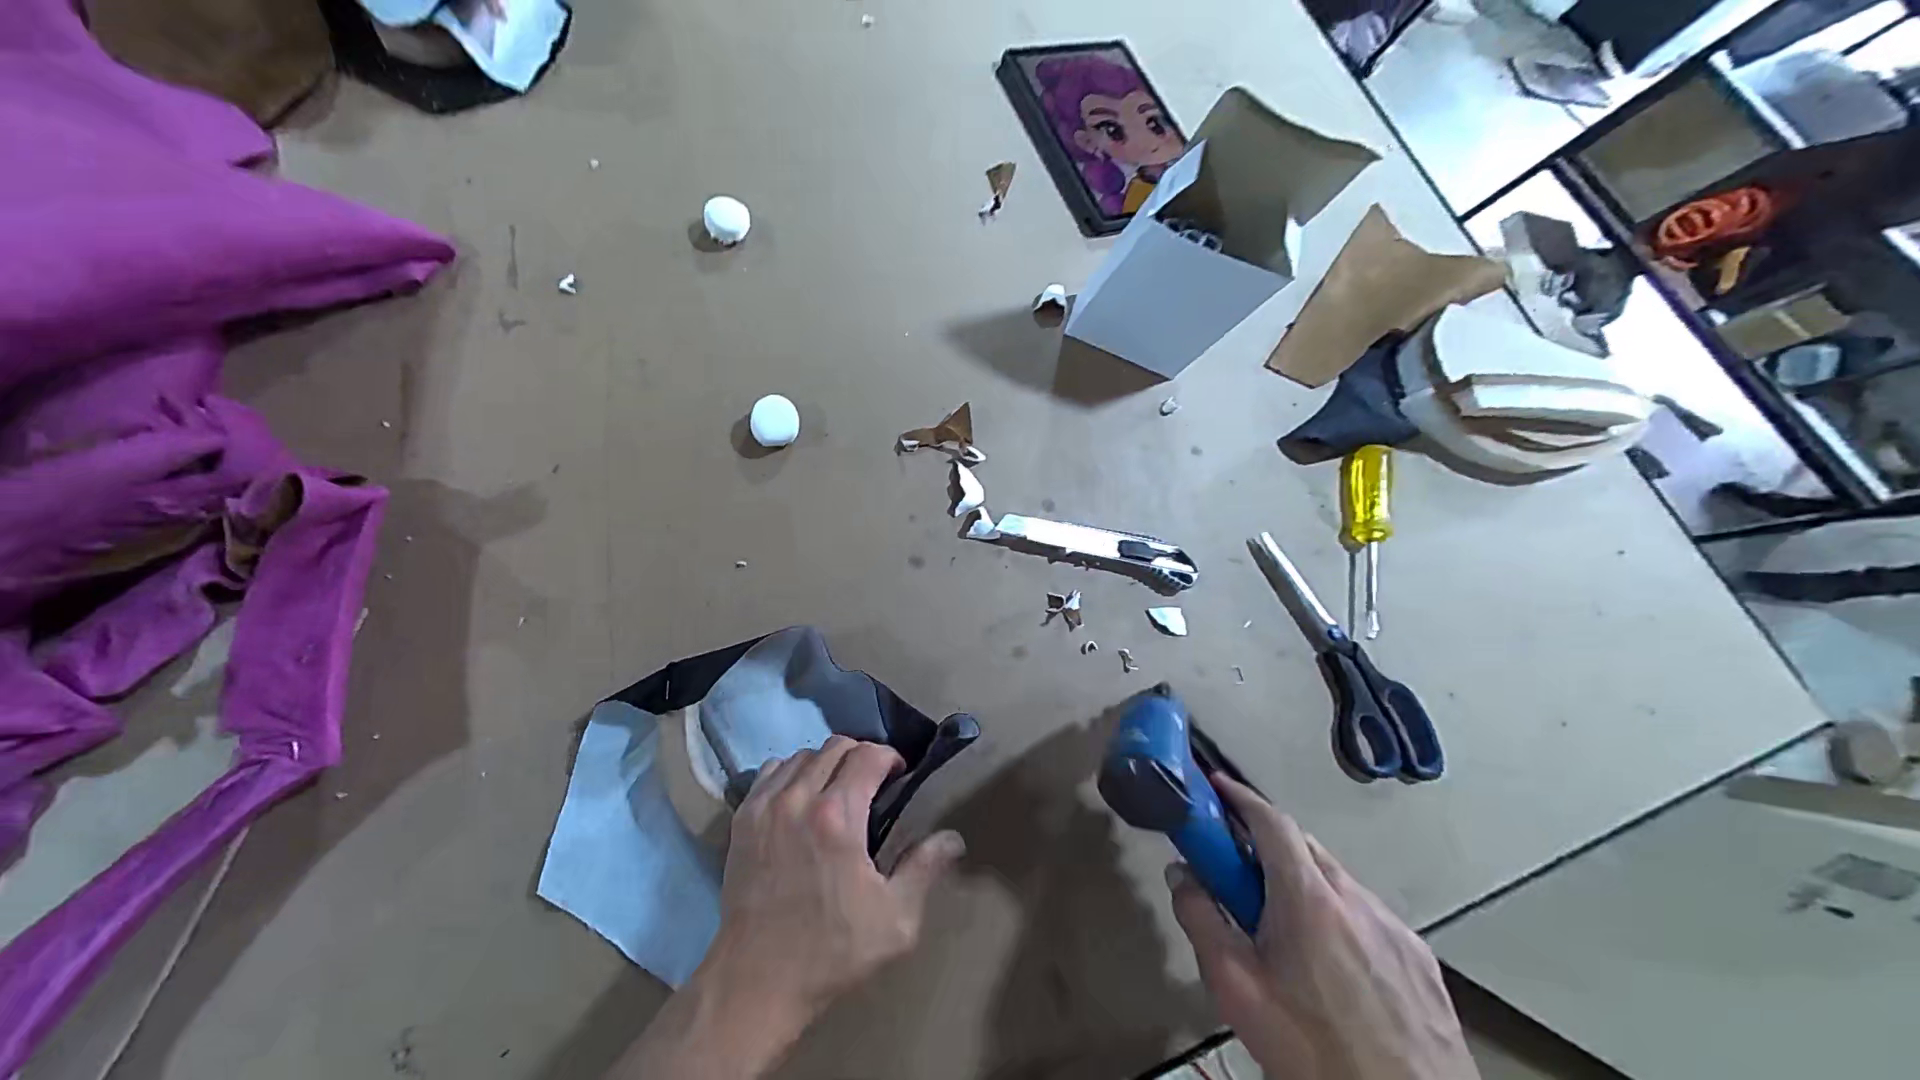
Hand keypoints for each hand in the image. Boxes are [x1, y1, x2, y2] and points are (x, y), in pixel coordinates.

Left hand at [612, 736, 963, 1079]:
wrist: (756, 981)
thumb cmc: (831, 951)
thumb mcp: (894, 920)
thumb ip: (925, 868)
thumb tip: (953, 838)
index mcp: (836, 816)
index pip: (868, 755)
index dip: (890, 758)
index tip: (899, 777)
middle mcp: (797, 798)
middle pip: (835, 746)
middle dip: (861, 756)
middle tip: (873, 783)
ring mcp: (764, 806)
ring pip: (802, 754)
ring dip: (826, 763)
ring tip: (836, 790)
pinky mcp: (741, 819)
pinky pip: (771, 771)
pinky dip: (791, 773)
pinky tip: (800, 799)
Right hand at [1167, 776, 1478, 1079]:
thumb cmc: (1311, 1047)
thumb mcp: (1235, 987)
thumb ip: (1200, 920)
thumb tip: (1181, 875)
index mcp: (1307, 897)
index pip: (1271, 821)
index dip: (1240, 797)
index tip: (1216, 786)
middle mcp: (1355, 897)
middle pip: (1304, 845)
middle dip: (1266, 840)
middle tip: (1235, 863)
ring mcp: (1394, 926)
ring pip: (1337, 880)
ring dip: (1301, 880)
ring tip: (1280, 923)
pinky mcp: (1420, 958)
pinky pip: (1367, 914)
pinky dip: (1338, 913)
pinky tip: (1330, 958)